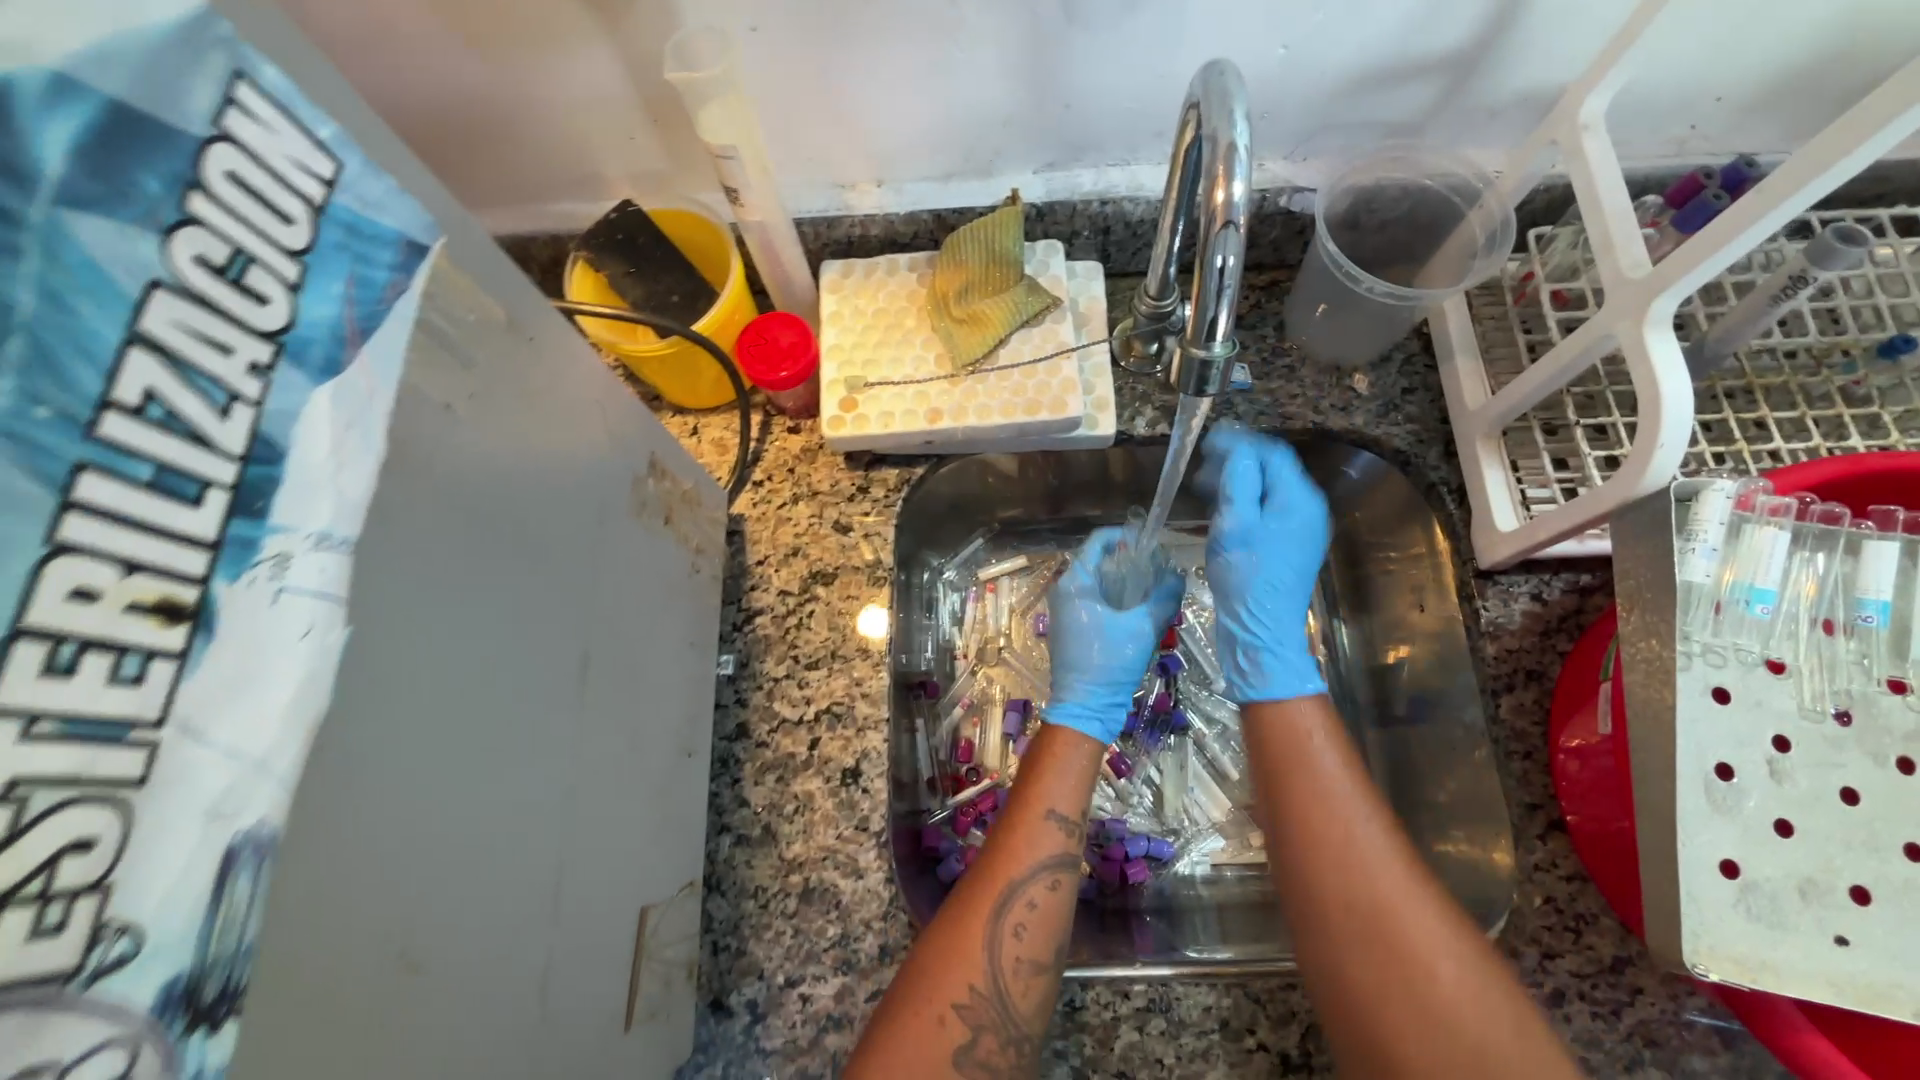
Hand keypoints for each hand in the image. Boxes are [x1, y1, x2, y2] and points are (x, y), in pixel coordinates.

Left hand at [1043, 527, 1183, 744]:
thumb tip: (1178, 575)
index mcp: (1075, 582)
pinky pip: (1095, 602)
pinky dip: (1117, 601)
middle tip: (1159, 571)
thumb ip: (1164, 597)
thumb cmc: (1110, 663)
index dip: (1127, 537)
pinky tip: (1140, 614)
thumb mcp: (1144, 627)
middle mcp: (1064, 590)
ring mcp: (1065, 610)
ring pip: (1100, 584)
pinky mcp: (1071, 627)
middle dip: (1131, 564)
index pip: (1099, 541)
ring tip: (1154, 592)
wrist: (1085, 707)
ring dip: (1127, 585)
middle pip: (1100, 562)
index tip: (1151, 546)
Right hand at [1198, 424, 1330, 703]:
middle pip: (1272, 471)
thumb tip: (1236, 449)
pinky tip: (1222, 515)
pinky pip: (1268, 513)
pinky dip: (1245, 505)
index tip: (1205, 442)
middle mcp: (1308, 509)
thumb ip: (1238, 480)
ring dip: (1238, 484)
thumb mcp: (1235, 523)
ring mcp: (1302, 530)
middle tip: (1200, 467)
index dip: (1238, 442)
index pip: (1271, 453)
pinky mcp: (1291, 547)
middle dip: (1237, 462)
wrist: (1261, 630)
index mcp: (1298, 499)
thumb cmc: (1245, 576)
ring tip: (1205, 489)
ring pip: (1269, 492)